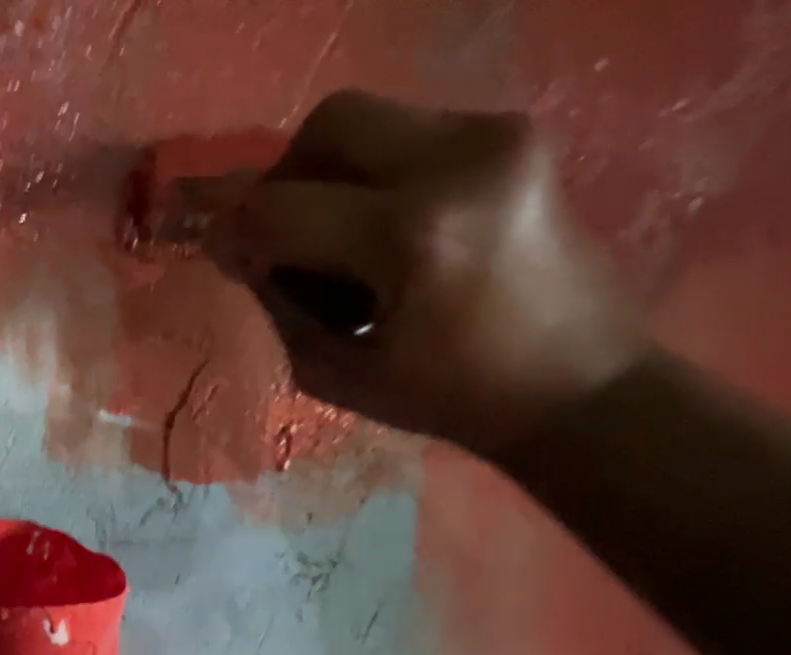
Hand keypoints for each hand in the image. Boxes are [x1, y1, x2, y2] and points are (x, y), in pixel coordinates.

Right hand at [188, 90, 650, 458]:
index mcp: (413, 238)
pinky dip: (374, 174)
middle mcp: (459, 164)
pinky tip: (383, 230)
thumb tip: (231, 247)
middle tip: (282, 235)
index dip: (232, 228)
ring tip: (338, 240)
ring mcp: (498, 138)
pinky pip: (409, 133)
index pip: (281, 208)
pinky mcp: (516, 136)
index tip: (208, 246)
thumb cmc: (451, 398)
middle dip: (286, 178)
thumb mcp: (335, 371)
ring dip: (330, 174)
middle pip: (330, 124)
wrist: (581, 385)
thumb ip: (274, 303)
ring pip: (368, 120)